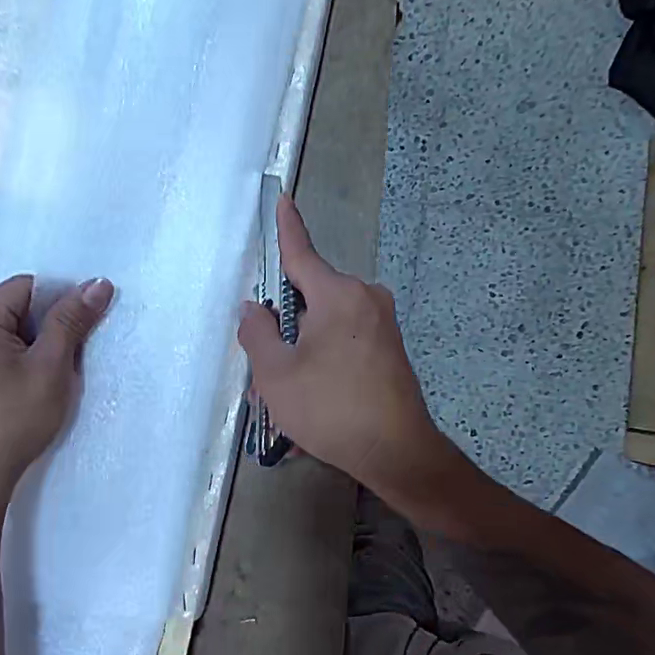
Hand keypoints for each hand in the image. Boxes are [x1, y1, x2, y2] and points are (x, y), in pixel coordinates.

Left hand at [0, 274, 114, 529]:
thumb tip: (99, 283)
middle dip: (40, 331)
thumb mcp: (50, 369)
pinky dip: (6, 358)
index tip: (70, 344)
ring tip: (31, 384)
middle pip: (12, 306)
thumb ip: (72, 320)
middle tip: (52, 370)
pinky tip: (12, 388)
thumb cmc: (11, 424)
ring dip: (25, 346)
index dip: (57, 310)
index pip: (27, 289)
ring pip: (0, 327)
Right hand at [237, 196, 448, 488]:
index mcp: (338, 296)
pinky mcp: (388, 348)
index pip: (302, 253)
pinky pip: (343, 343)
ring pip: (323, 326)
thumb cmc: (331, 408)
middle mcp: (364, 299)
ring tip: (288, 401)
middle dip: (283, 329)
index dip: (287, 227)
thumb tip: (255, 310)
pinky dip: (321, 364)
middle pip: (308, 299)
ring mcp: (381, 324)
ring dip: (300, 355)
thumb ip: (258, 333)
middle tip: (267, 371)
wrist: (398, 454)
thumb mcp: (276, 374)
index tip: (283, 200)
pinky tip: (313, 405)